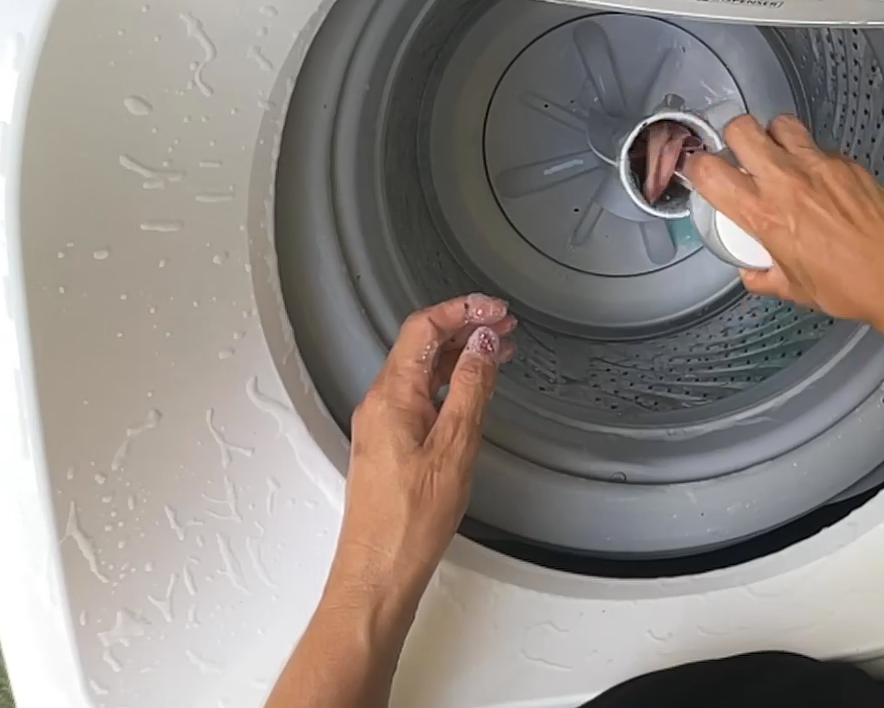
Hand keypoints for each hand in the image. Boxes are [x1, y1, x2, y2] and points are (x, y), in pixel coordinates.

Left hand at [328, 294, 516, 609]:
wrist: (378, 574)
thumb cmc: (409, 522)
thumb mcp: (455, 446)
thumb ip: (473, 388)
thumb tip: (485, 344)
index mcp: (391, 397)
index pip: (424, 329)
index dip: (462, 309)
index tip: (496, 309)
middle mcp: (382, 403)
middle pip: (423, 343)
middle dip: (466, 325)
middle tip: (505, 321)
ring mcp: (385, 422)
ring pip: (426, 367)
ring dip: (463, 351)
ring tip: (501, 345)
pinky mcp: (393, 440)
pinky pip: (424, 391)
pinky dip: (455, 377)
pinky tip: (479, 382)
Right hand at [684, 114, 883, 323]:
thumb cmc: (846, 286)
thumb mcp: (793, 289)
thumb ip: (763, 276)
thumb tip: (751, 272)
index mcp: (764, 214)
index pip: (710, 171)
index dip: (698, 166)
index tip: (702, 172)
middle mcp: (786, 181)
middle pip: (741, 128)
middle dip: (734, 138)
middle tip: (742, 157)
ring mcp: (818, 166)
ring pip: (780, 123)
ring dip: (774, 137)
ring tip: (781, 158)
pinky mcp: (846, 163)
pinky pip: (818, 146)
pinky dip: (811, 157)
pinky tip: (821, 181)